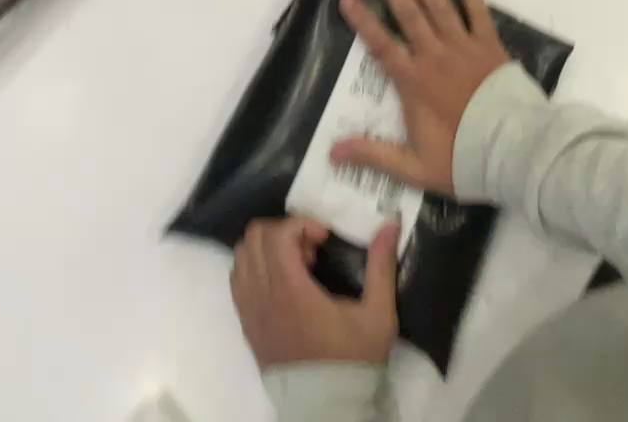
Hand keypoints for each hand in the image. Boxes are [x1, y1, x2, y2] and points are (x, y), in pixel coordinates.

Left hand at [231, 216, 398, 369]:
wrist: (328, 407)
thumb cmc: (353, 359)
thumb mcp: (378, 314)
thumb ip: (382, 266)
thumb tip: (390, 224)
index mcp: (291, 293)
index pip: (278, 236)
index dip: (302, 224)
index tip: (326, 237)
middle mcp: (262, 297)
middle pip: (254, 238)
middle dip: (284, 230)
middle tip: (312, 248)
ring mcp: (250, 311)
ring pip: (242, 255)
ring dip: (268, 247)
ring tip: (298, 264)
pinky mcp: (246, 324)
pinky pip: (237, 279)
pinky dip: (256, 266)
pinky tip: (283, 280)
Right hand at [334, 0, 508, 196]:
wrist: (516, 152)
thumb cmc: (464, 159)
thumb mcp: (414, 167)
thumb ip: (374, 155)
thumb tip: (332, 151)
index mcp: (414, 82)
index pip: (381, 44)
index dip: (363, 20)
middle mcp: (435, 56)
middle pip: (408, 14)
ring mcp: (465, 47)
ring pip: (439, 5)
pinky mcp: (490, 46)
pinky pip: (478, 11)